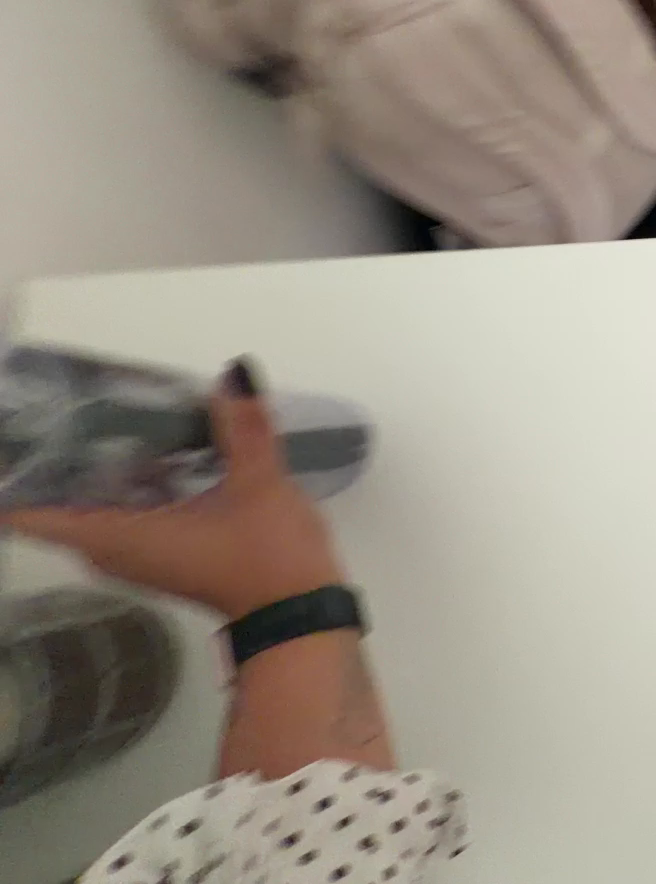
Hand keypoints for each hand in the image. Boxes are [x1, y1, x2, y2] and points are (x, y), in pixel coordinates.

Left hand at [8, 358, 347, 620]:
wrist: (300, 607)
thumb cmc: (267, 552)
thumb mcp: (262, 485)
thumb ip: (247, 432)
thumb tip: (234, 375)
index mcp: (111, 535)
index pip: (23, 507)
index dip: (14, 471)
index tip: (27, 431)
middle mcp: (109, 549)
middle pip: (58, 501)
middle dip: (66, 458)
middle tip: (84, 410)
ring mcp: (140, 555)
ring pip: (98, 507)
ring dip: (108, 471)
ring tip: (131, 425)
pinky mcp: (169, 556)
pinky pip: (131, 515)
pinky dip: (139, 487)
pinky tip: (176, 460)